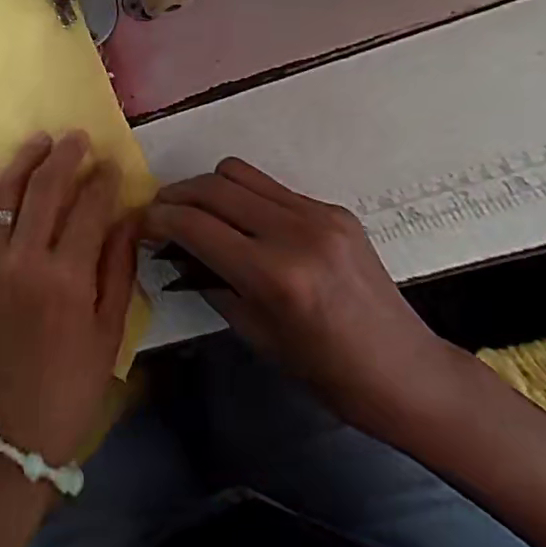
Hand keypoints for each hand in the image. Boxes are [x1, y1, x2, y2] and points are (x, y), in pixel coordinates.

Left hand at [0, 130, 137, 464]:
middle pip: (46, 191)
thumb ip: (118, 269)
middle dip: (66, 157)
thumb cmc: (71, 385)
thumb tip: (129, 217)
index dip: (104, 182)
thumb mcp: (109, 332)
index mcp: (67, 278)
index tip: (114, 164)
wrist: (8, 428)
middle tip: (80, 137)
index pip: (90, 209)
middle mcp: (26, 260)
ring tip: (42, 139)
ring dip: (25, 161)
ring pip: (7, 196)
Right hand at [143, 157, 463, 439]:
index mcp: (275, 275)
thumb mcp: (255, 335)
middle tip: (160, 216)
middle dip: (175, 196)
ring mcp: (320, 215)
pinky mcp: (334, 210)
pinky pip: (271, 189)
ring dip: (207, 189)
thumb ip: (210, 283)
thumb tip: (175, 251)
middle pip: (213, 186)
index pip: (195, 224)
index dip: (157, 220)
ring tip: (197, 214)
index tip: (139, 225)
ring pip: (239, 173)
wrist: (406, 371)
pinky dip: (244, 199)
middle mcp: (297, 232)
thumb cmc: (326, 373)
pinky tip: (244, 227)